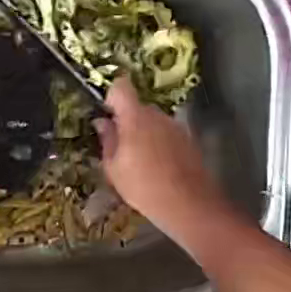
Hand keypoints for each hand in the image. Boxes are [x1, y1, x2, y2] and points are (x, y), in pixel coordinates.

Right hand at [93, 76, 231, 238]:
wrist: (188, 204)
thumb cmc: (143, 187)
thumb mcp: (114, 168)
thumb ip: (107, 140)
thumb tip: (102, 122)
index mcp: (135, 117)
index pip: (121, 87)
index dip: (111, 96)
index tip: (106, 115)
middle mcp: (157, 115)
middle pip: (138, 107)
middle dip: (127, 121)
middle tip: (118, 147)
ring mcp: (175, 126)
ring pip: (153, 121)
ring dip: (144, 134)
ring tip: (139, 162)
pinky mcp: (188, 139)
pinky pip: (166, 134)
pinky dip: (159, 144)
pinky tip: (157, 168)